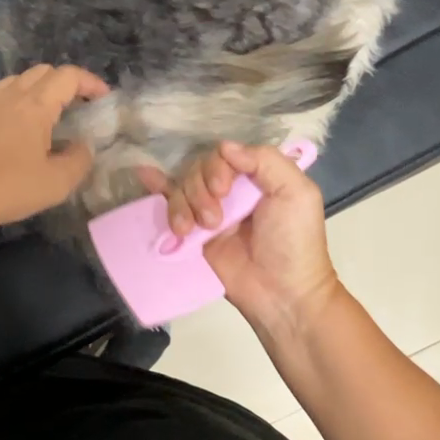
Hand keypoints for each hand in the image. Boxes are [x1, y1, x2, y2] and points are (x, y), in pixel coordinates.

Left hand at [0, 65, 110, 237]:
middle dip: (65, 83)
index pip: (68, 76)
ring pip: (14, 80)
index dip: (90, 82)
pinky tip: (4, 117)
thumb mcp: (57, 184)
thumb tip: (83, 146)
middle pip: (42, 72)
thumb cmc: (7, 190)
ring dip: (34, 89)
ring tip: (42, 114)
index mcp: (35, 106)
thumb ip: (79, 160)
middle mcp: (9, 95)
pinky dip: (4, 98)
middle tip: (76, 107)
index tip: (102, 98)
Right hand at [138, 142, 338, 337]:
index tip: (224, 189)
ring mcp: (209, 212)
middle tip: (214, 219)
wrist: (281, 293)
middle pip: (197, 169)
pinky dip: (155, 188)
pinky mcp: (192, 234)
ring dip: (182, 205)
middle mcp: (231, 189)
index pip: (223, 154)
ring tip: (194, 231)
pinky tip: (143, 176)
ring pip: (181, 189)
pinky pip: (168, 206)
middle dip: (199, 191)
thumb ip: (266, 161)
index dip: (217, 167)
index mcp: (256, 176)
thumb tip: (224, 147)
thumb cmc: (294, 242)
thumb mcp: (296, 193)